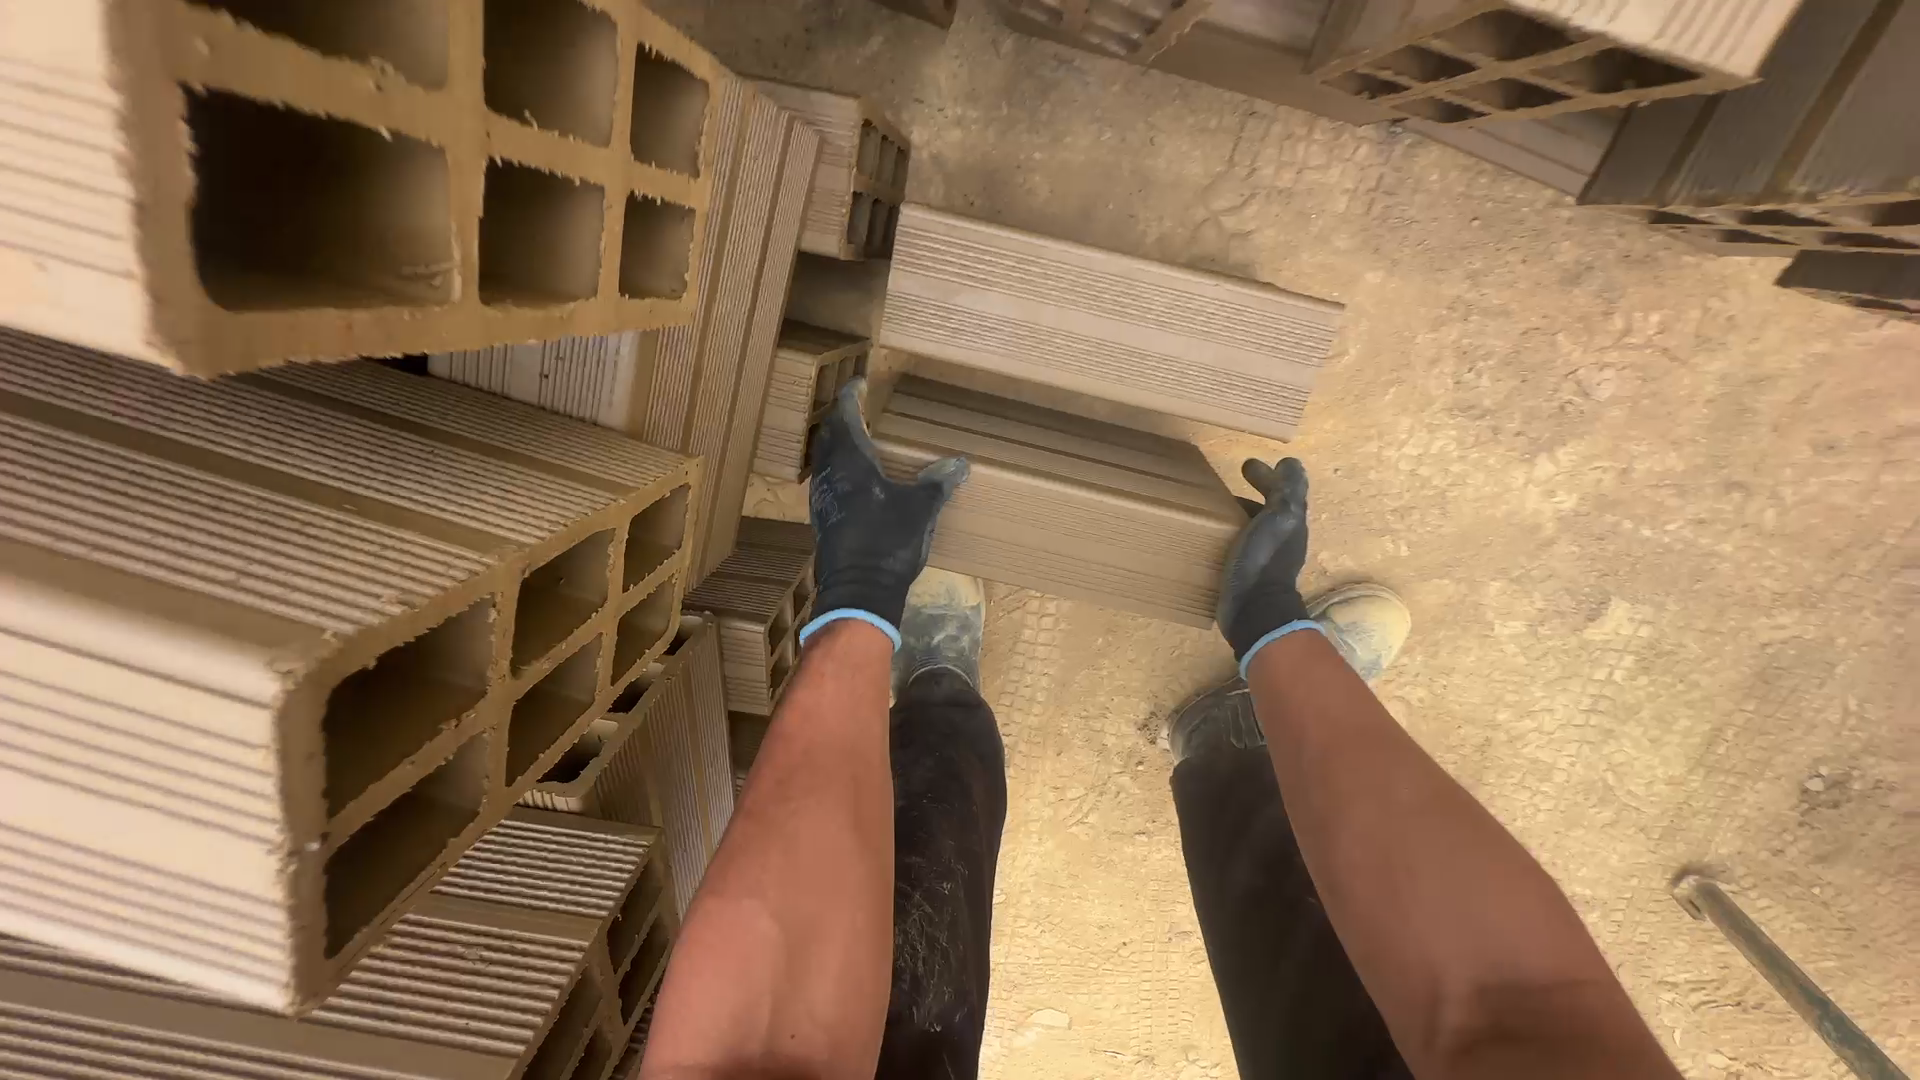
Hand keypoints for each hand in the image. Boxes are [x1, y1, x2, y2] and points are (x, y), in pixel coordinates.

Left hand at [805, 378, 968, 643]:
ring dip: (836, 443)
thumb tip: (959, 463)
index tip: (858, 383)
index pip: (844, 417)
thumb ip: (937, 483)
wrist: (859, 591)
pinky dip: (836, 467)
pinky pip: (826, 479)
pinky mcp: (823, 518)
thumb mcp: (920, 510)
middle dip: (840, 417)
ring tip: (854, 437)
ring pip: (824, 458)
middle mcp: (830, 475)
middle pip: (828, 435)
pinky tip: (852, 477)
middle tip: (855, 407)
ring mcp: (822, 498)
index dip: (850, 397)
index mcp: (851, 463)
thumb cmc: (889, 543)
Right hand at [1217, 457, 1311, 662]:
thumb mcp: (1281, 517)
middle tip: (1227, 484)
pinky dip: (1225, 534)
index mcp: (1289, 522)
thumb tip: (1289, 463)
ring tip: (1213, 507)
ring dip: (1236, 514)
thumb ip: (1287, 490)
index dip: (1267, 474)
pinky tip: (1208, 535)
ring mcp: (1261, 557)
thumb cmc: (1264, 560)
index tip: (1245, 464)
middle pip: (1267, 507)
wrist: (1253, 609)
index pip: (1282, 490)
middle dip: (1251, 493)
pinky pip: (1235, 544)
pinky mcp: (1242, 572)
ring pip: (1250, 526)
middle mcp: (1278, 538)